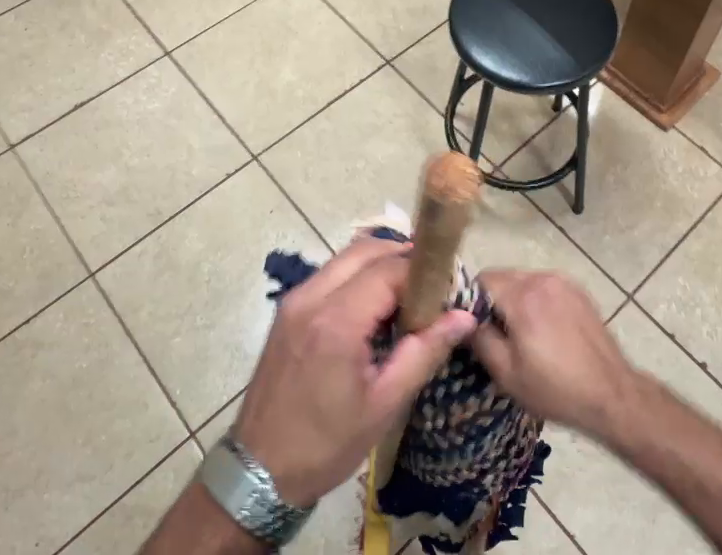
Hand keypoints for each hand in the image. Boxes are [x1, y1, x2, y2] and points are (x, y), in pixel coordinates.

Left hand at [233, 238, 475, 506]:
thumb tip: (464, 317)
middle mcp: (310, 298)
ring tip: (410, 298)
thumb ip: (425, 352)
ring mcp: (293, 302)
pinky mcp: (286, 312)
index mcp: (336, 322)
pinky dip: (358, 278)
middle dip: (404, 259)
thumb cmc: (326, 444)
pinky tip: (377, 309)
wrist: (257, 472)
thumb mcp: (385, 404)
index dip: (425, 274)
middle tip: (434, 287)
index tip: (450, 291)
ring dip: (380, 265)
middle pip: (365, 250)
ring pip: (345, 258)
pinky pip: (329, 276)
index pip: (390, 269)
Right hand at [468, 270, 643, 440]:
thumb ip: (479, 338)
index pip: (481, 280)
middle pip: (502, 277)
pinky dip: (535, 301)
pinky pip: (544, 286)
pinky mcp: (579, 291)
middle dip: (492, 301)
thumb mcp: (506, 373)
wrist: (610, 394)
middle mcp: (543, 279)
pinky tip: (543, 331)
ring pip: (523, 281)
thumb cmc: (554, 389)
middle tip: (495, 335)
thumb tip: (463, 319)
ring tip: (520, 335)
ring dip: (514, 300)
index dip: (470, 302)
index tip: (472, 328)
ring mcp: (564, 282)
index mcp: (523, 296)